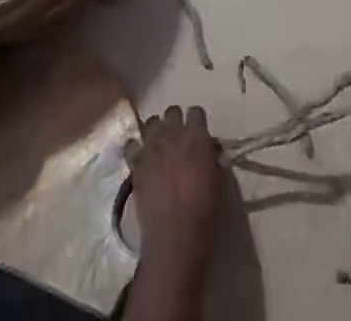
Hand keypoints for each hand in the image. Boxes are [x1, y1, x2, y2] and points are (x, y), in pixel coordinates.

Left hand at [127, 106, 223, 274]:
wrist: (175, 238)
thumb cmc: (205, 211)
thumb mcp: (219, 181)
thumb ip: (211, 158)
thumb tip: (208, 150)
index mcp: (197, 138)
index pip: (196, 112)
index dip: (197, 120)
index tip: (198, 130)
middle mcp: (173, 136)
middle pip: (171, 111)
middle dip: (175, 120)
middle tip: (178, 136)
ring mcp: (151, 149)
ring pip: (151, 123)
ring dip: (156, 130)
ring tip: (159, 144)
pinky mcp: (136, 165)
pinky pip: (131, 145)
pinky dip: (136, 148)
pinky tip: (141, 158)